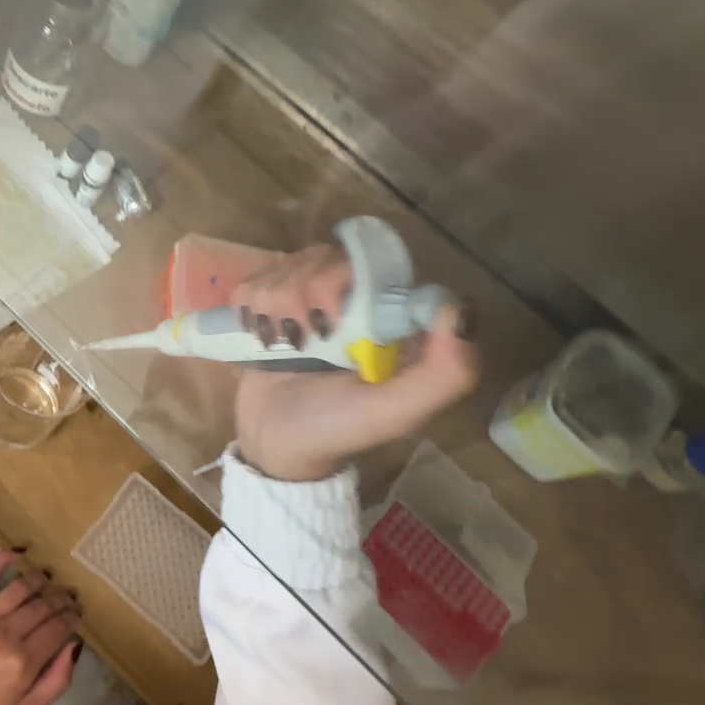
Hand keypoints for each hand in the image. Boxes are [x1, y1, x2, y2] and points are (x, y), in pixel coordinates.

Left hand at [0, 551, 81, 704]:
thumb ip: (57, 682)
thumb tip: (74, 646)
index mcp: (25, 662)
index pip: (58, 628)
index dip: (72, 616)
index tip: (76, 612)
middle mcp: (8, 634)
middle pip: (44, 605)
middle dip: (62, 597)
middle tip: (68, 595)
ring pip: (22, 587)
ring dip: (40, 578)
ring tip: (48, 578)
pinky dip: (1, 558)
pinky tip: (17, 553)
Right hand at [231, 243, 479, 481]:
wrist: (273, 446)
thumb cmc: (336, 430)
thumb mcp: (396, 411)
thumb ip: (443, 373)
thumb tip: (456, 308)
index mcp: (389, 318)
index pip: (372, 264)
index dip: (345, 280)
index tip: (333, 318)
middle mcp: (351, 302)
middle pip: (324, 258)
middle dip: (303, 295)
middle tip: (302, 338)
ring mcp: (307, 303)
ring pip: (287, 266)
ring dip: (273, 305)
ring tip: (278, 342)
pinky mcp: (268, 309)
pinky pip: (255, 281)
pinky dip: (248, 306)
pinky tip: (258, 333)